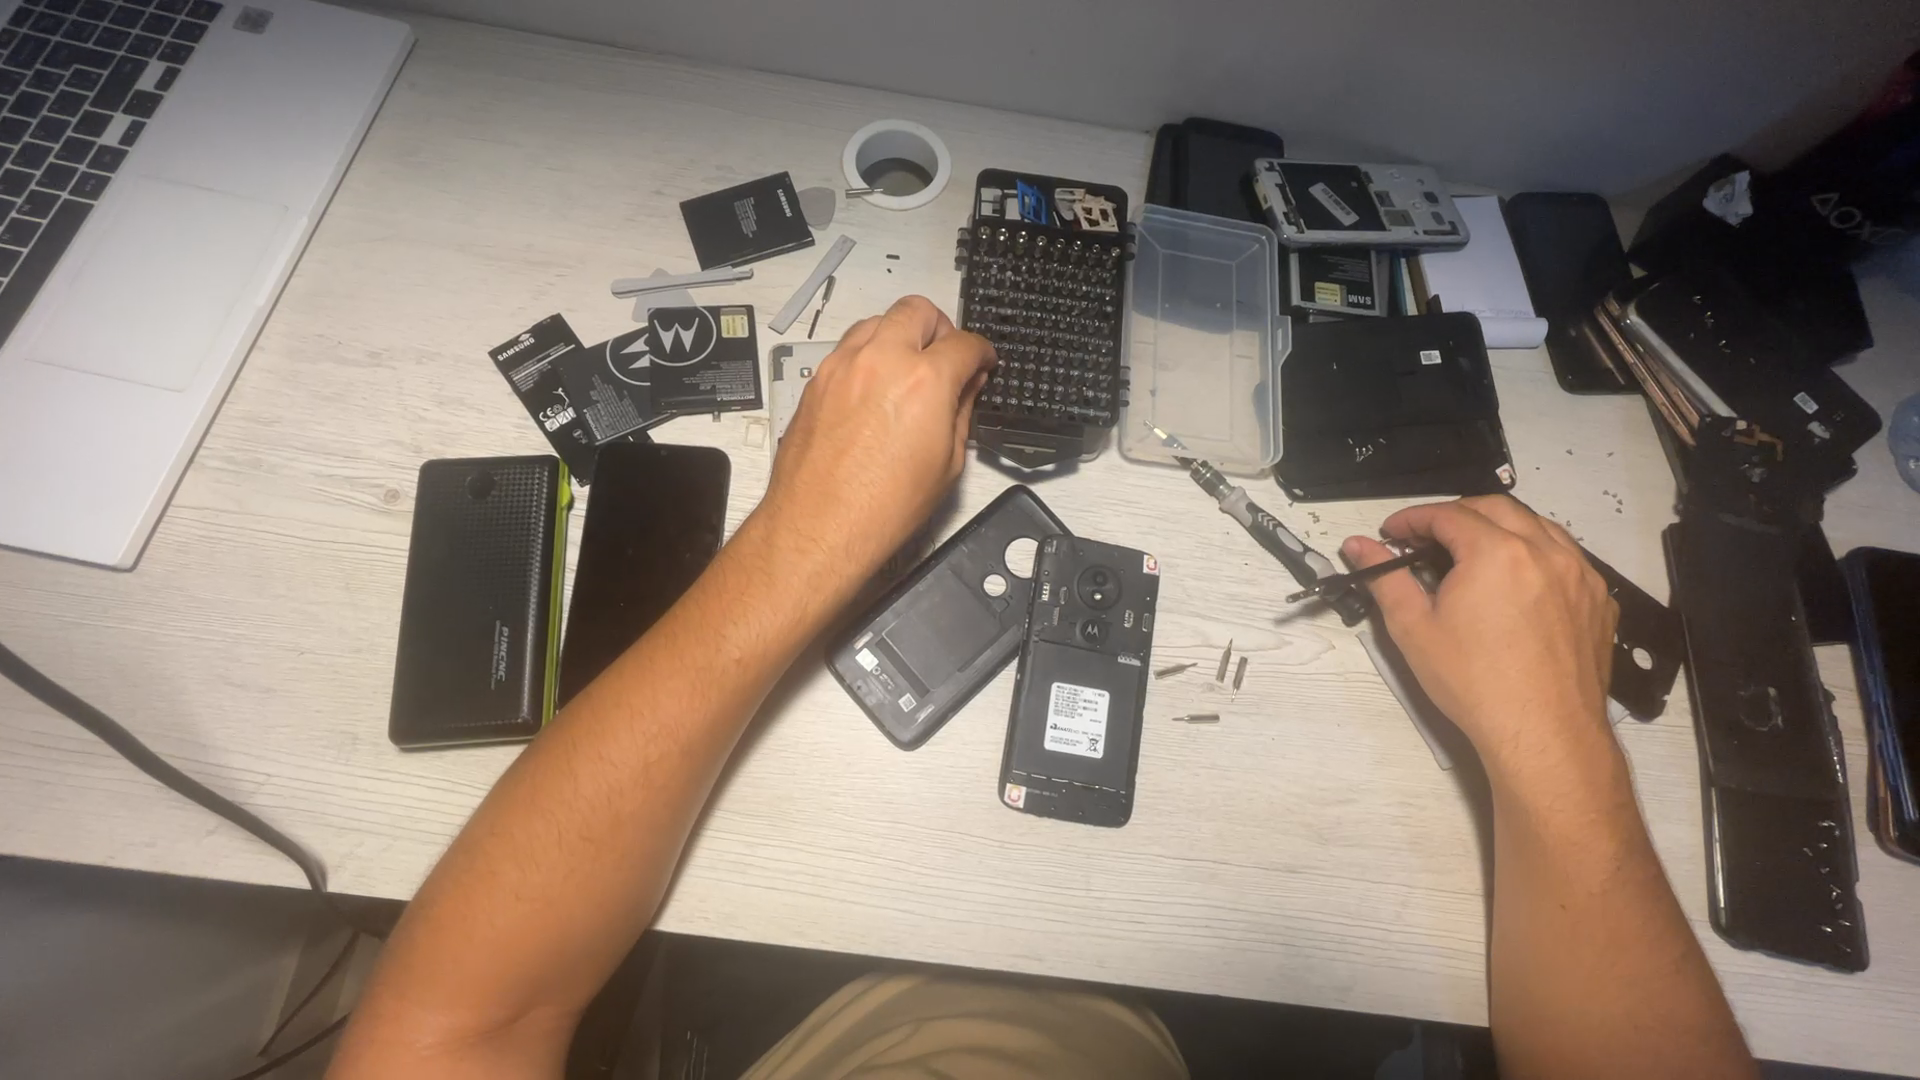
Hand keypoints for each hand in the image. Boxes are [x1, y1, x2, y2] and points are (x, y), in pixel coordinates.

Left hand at [760, 295, 994, 582]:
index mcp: (923, 381)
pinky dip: (870, 355)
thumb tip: (967, 386)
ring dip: (901, 335)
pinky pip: (848, 347)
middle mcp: (880, 361)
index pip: (965, 343)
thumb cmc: (880, 508)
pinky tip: (876, 389)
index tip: (982, 363)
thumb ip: (961, 411)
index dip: (982, 353)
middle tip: (947, 357)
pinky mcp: (817, 381)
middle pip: (918, 310)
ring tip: (909, 371)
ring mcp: (842, 366)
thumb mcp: (946, 464)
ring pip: (878, 320)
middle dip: (940, 328)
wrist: (820, 527)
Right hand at [1342, 496, 1617, 771]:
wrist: (1543, 732)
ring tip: (1468, 554)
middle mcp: (1545, 552)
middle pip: (1496, 508)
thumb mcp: (1412, 627)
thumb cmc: (1472, 679)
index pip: (1448, 515)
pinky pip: (1566, 557)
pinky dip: (1533, 553)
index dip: (1412, 518)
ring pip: (1537, 526)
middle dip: (1455, 514)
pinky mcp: (1598, 601)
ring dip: (1497, 527)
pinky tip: (1512, 582)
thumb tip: (1357, 546)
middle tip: (1424, 537)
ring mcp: (1580, 575)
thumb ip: (1384, 577)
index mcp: (1495, 553)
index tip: (1391, 533)